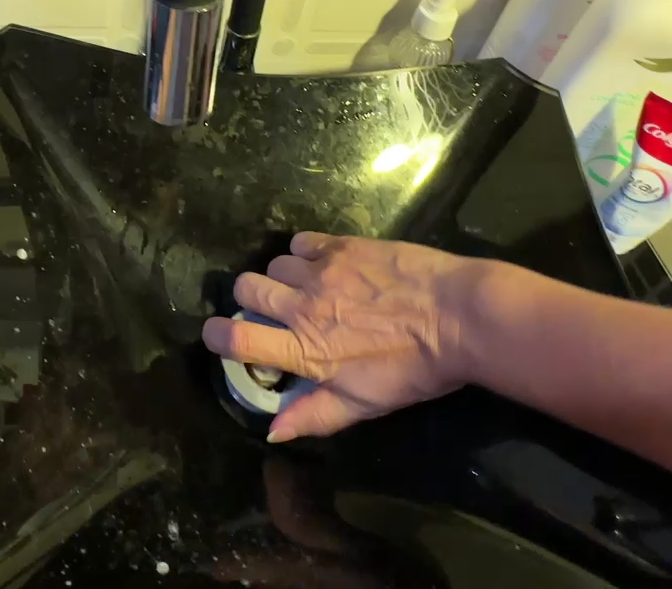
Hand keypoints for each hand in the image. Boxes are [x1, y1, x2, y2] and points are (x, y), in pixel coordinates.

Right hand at [201, 232, 486, 442]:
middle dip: (248, 297)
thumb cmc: (415, 368)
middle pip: (245, 289)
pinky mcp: (340, 245)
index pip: (239, 340)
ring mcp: (320, 271)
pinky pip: (301, 242)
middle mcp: (303, 308)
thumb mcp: (365, 403)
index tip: (213, 333)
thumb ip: (314, 414)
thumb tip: (272, 429)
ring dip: (284, 277)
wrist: (458, 316)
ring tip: (309, 287)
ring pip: (274, 264)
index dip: (215, 335)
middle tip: (272, 307)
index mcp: (306, 351)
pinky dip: (306, 252)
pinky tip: (325, 263)